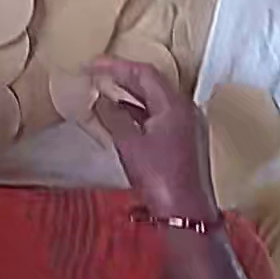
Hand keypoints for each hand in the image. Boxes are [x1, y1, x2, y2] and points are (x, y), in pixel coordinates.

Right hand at [87, 57, 217, 221]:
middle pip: (151, 82)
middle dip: (123, 75)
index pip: (144, 73)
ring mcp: (186, 124)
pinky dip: (137, 109)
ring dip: (129, 92)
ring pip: (154, 98)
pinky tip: (119, 112)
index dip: (116, 65)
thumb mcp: (129, 144)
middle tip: (97, 72)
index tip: (93, 64)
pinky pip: (157, 113)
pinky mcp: (183, 139)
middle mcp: (184, 109)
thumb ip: (113, 116)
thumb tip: (101, 99)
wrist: (186, 214)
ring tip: (104, 87)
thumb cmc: (158, 176)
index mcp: (174, 105)